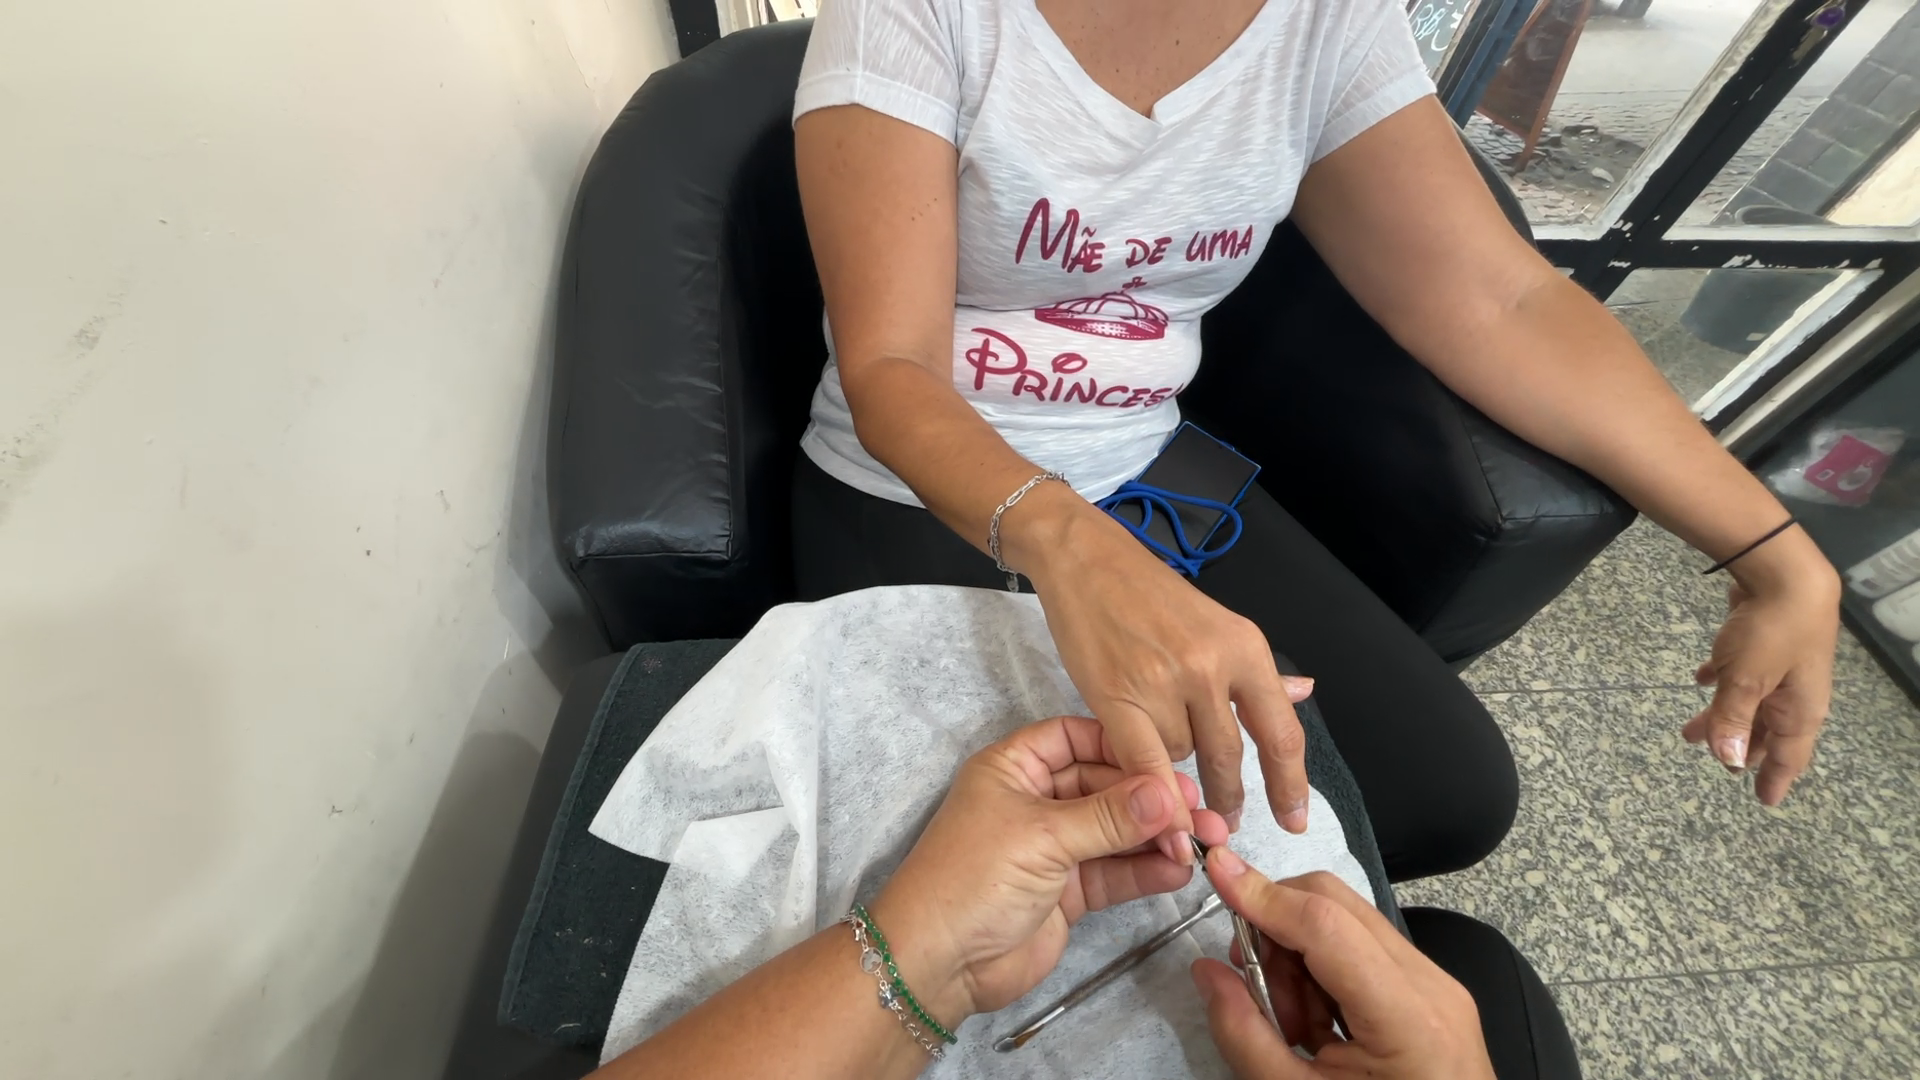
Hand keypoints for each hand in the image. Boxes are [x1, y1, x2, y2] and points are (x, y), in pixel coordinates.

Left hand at [868, 715, 1231, 1024]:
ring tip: (1206, 841)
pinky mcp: (1068, 888)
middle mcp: (1036, 798)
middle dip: (1148, 798)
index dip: (1117, 743)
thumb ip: (1108, 817)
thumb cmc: (976, 875)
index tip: (1165, 757)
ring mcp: (1053, 845)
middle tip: (1198, 809)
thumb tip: (1168, 795)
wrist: (939, 962)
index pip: (1072, 737)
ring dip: (1156, 835)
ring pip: (1113, 830)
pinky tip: (1180, 870)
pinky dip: (1144, 870)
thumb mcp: (1042, 835)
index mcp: (1015, 767)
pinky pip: (1113, 871)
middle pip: (1101, 785)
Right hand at [1007, 489, 1315, 853]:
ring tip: (1154, 738)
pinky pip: (1145, 761)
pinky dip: (1154, 790)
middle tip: (1222, 818)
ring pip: (1180, 754)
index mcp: (1244, 647)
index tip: (1293, 821)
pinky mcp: (1117, 695)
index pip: (1281, 732)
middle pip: (1230, 755)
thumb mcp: (1215, 621)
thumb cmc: (1147, 589)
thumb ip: (1256, 669)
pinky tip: (1158, 813)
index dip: (1290, 785)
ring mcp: (1164, 682)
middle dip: (1228, 794)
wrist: (1085, 560)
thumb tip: (1302, 693)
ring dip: (1172, 759)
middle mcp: (1211, 667)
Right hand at [1192, 850, 1493, 1079]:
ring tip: (1288, 1022)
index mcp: (1409, 1022)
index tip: (1214, 869)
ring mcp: (1436, 985)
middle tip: (1250, 980)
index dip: (1263, 894)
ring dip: (1293, 951)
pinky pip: (1355, 944)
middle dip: (1274, 922)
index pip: (1325, 925)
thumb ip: (1244, 1035)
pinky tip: (1314, 1023)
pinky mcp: (1429, 990)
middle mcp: (1431, 985)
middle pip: (1332, 901)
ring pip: (1340, 917)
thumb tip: (1204, 968)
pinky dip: (1317, 967)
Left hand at [1686, 534, 1840, 805]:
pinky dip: (1720, 682)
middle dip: (1738, 748)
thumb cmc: (1769, 634)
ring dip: (1721, 717)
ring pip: (1747, 704)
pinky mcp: (1760, 648)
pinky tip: (1701, 680)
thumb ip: (1733, 718)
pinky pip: (1737, 674)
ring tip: (1690, 730)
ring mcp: (1778, 670)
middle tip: (1710, 761)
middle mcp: (1792, 694)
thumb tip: (1729, 760)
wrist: (1785, 582)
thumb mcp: (1746, 680)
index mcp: (1797, 709)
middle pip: (1763, 731)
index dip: (1773, 778)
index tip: (1763, 801)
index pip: (1787, 755)